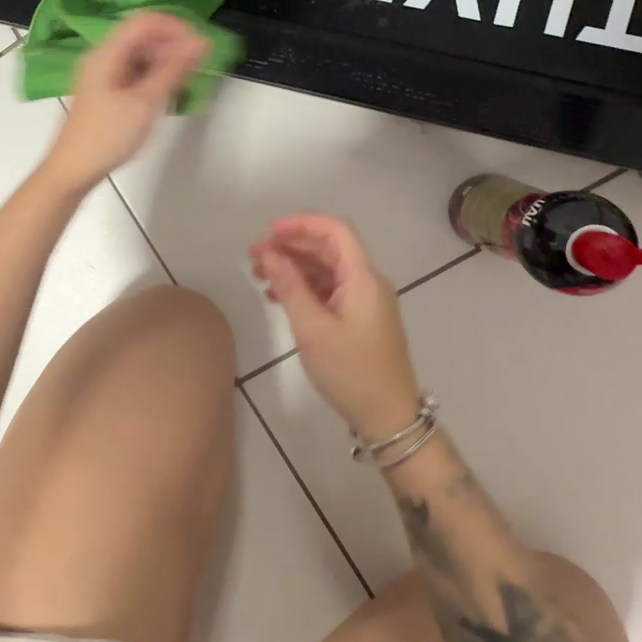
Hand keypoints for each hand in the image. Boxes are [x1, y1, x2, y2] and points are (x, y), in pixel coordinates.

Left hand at [40, 12, 208, 191]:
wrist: (72, 170)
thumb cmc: (107, 137)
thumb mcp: (144, 103)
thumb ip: (173, 70)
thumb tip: (200, 42)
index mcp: (107, 53)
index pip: (145, 21)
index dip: (175, 27)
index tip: (200, 46)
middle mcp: (103, 58)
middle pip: (142, 36)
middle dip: (172, 45)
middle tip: (198, 66)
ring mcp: (103, 75)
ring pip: (140, 55)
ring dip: (165, 62)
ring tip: (187, 80)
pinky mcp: (106, 92)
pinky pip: (134, 72)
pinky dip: (153, 77)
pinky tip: (168, 93)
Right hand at [249, 214, 423, 439]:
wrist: (388, 417)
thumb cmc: (351, 371)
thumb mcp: (312, 329)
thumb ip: (290, 286)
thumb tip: (270, 254)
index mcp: (362, 278)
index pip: (335, 230)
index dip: (301, 223)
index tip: (268, 231)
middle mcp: (367, 282)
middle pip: (328, 248)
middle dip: (290, 246)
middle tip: (253, 255)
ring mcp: (365, 301)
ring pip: (326, 268)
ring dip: (293, 266)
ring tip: (259, 275)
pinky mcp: (360, 318)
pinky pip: (329, 289)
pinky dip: (303, 287)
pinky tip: (278, 296)